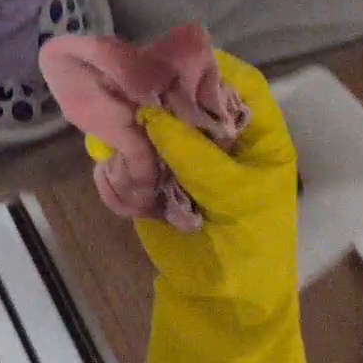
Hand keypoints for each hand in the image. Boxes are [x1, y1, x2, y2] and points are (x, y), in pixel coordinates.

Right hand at [137, 51, 307, 362]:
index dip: (197, 64)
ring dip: (125, 155)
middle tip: (124, 127)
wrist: (221, 298)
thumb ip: (194, 153)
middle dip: (140, 112)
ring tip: (138, 187)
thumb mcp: (235, 197)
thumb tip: (147, 112)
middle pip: (166, 91)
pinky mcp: (141, 168)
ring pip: (129, 123)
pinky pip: (112, 158)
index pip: (229, 77)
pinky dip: (116, 181)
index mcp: (250, 131)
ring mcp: (170, 148)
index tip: (158, 68)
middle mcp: (207, 131)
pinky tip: (134, 205)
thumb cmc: (249, 245)